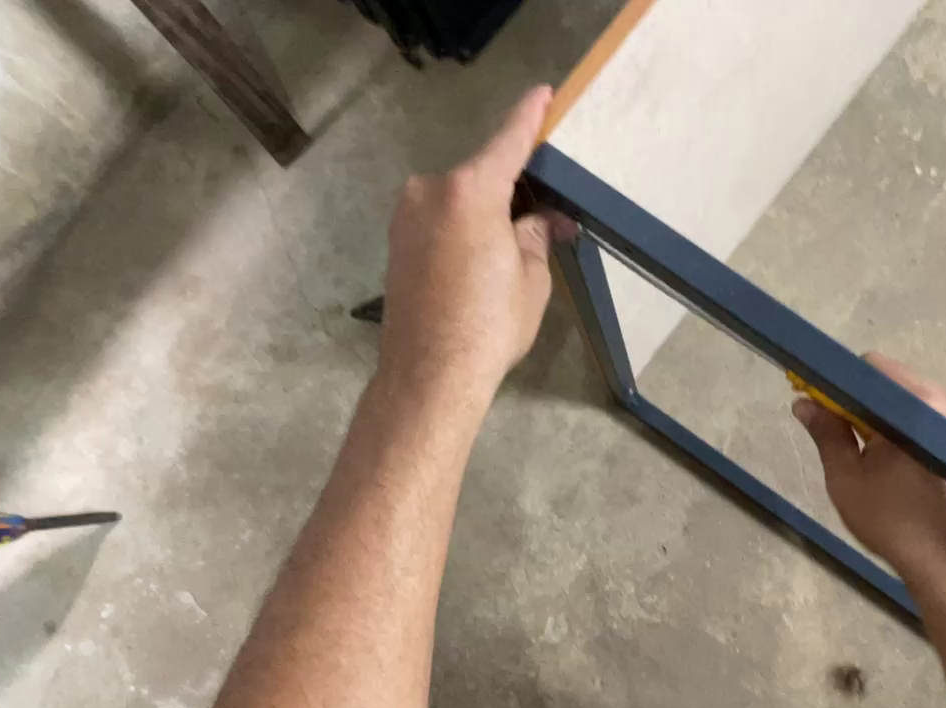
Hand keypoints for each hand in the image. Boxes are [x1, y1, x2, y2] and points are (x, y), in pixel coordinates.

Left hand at [378, 86, 566, 394]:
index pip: (508, 142)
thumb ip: (537, 236)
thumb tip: (546, 219)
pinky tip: (482, 260)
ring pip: (460, 200)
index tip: (543, 95)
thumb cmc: (490, 326)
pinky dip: (464, 229)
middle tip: (548, 217)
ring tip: (515, 250)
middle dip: (515, 191)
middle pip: (482, 175)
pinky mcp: (397, 240)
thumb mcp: (531, 279)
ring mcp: (407, 214)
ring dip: (488, 214)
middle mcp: (431, 189)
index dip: (529, 118)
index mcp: (470, 190)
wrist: (430, 374)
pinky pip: (440, 220)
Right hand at [793, 353, 945, 585]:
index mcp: (920, 404)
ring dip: (877, 412)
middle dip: (857, 398)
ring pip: (906, 396)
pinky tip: (884, 454)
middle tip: (834, 430)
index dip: (837, 382)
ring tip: (860, 447)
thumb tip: (802, 403)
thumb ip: (825, 433)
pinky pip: (923, 413)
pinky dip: (898, 423)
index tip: (816, 403)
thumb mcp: (846, 476)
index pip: (869, 368)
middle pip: (890, 379)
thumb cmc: (892, 520)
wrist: (945, 560)